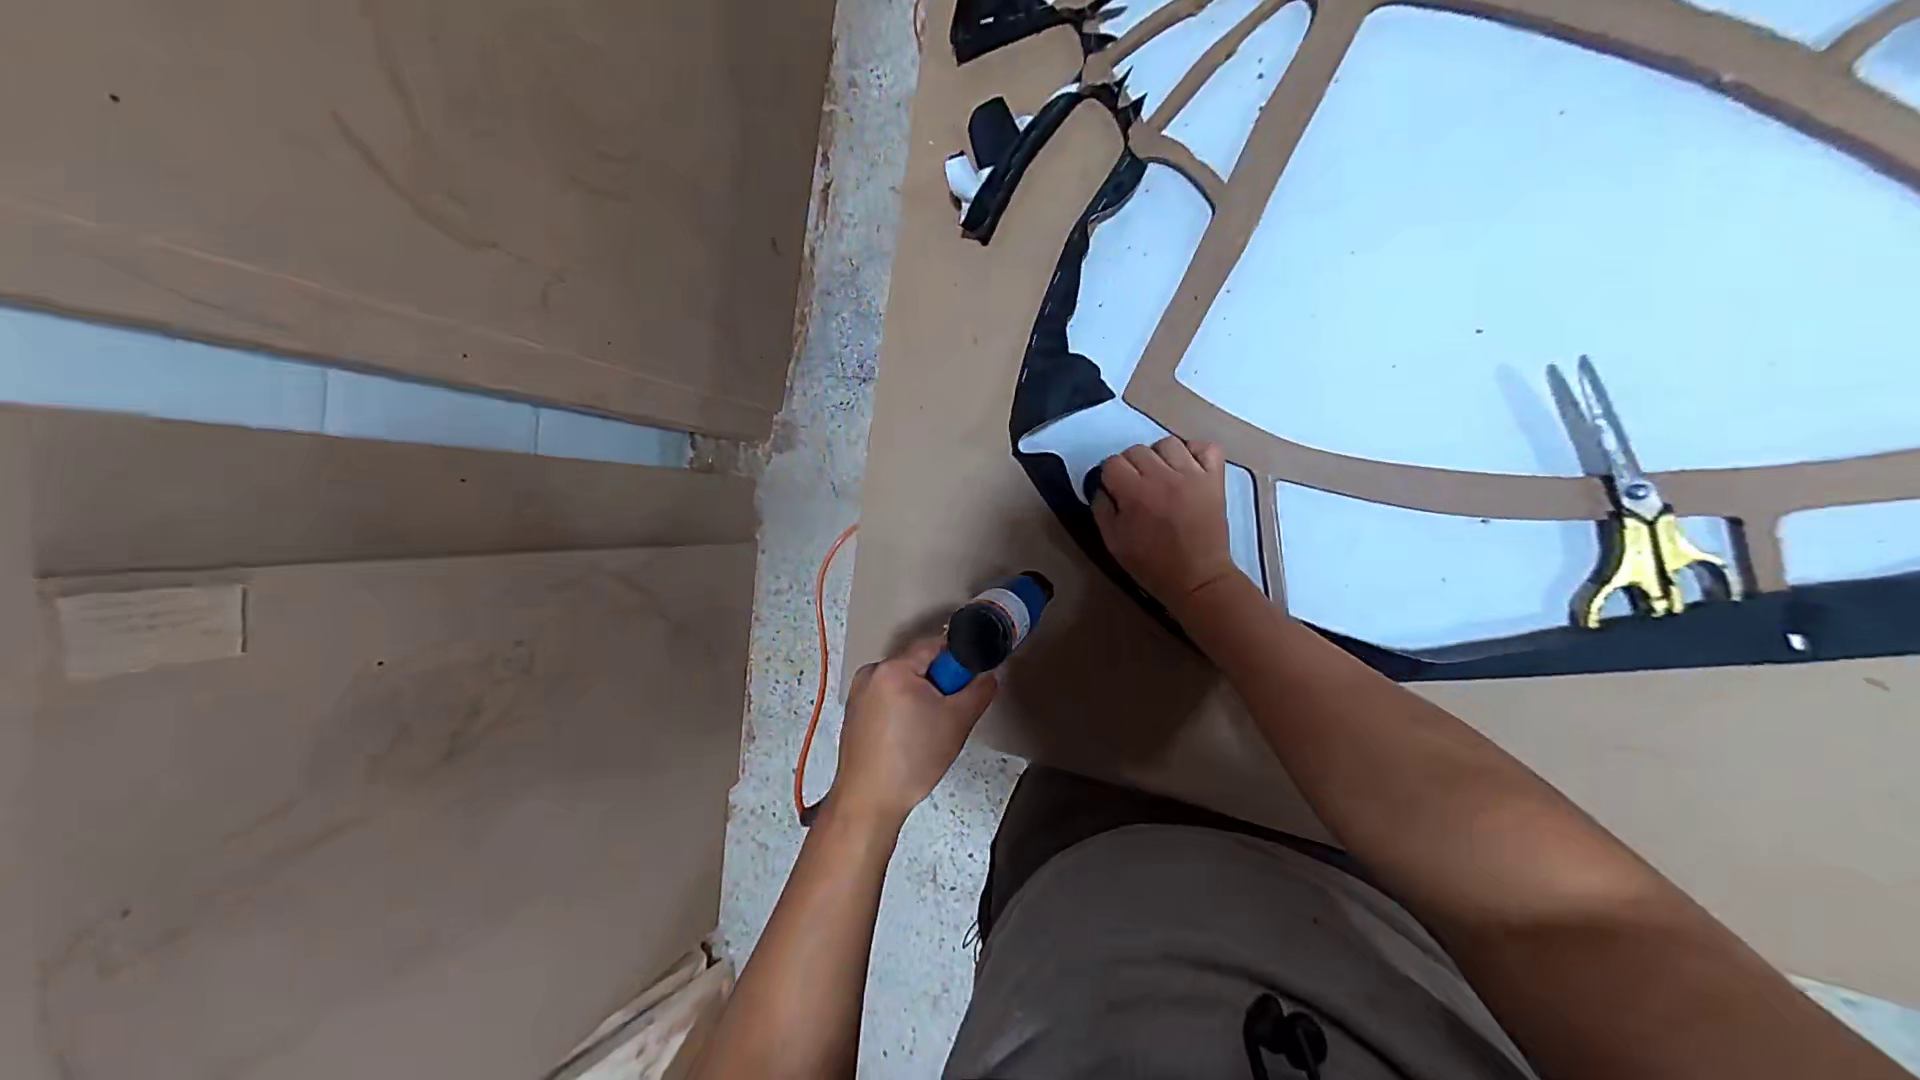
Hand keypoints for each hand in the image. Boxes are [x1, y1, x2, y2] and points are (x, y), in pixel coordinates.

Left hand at [832, 636, 997, 827]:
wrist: (870, 801)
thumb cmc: (910, 762)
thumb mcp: (958, 721)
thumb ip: (979, 691)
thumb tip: (988, 676)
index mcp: (893, 669)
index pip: (934, 644)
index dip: (958, 660)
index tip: (968, 680)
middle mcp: (870, 674)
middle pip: (917, 663)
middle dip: (939, 682)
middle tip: (949, 711)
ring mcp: (858, 694)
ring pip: (903, 682)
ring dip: (921, 696)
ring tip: (928, 729)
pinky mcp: (854, 713)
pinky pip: (886, 698)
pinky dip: (902, 709)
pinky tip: (909, 737)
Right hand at [1093, 436, 1238, 614]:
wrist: (1197, 579)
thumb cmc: (1152, 565)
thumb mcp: (1113, 543)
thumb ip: (1101, 510)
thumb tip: (1102, 488)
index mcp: (1135, 493)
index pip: (1112, 463)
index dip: (1110, 477)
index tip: (1116, 492)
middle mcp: (1163, 477)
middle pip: (1137, 450)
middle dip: (1131, 466)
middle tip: (1136, 487)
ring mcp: (1192, 475)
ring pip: (1168, 443)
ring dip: (1159, 456)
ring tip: (1161, 475)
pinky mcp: (1214, 479)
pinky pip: (1206, 447)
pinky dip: (1195, 452)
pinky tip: (1187, 467)